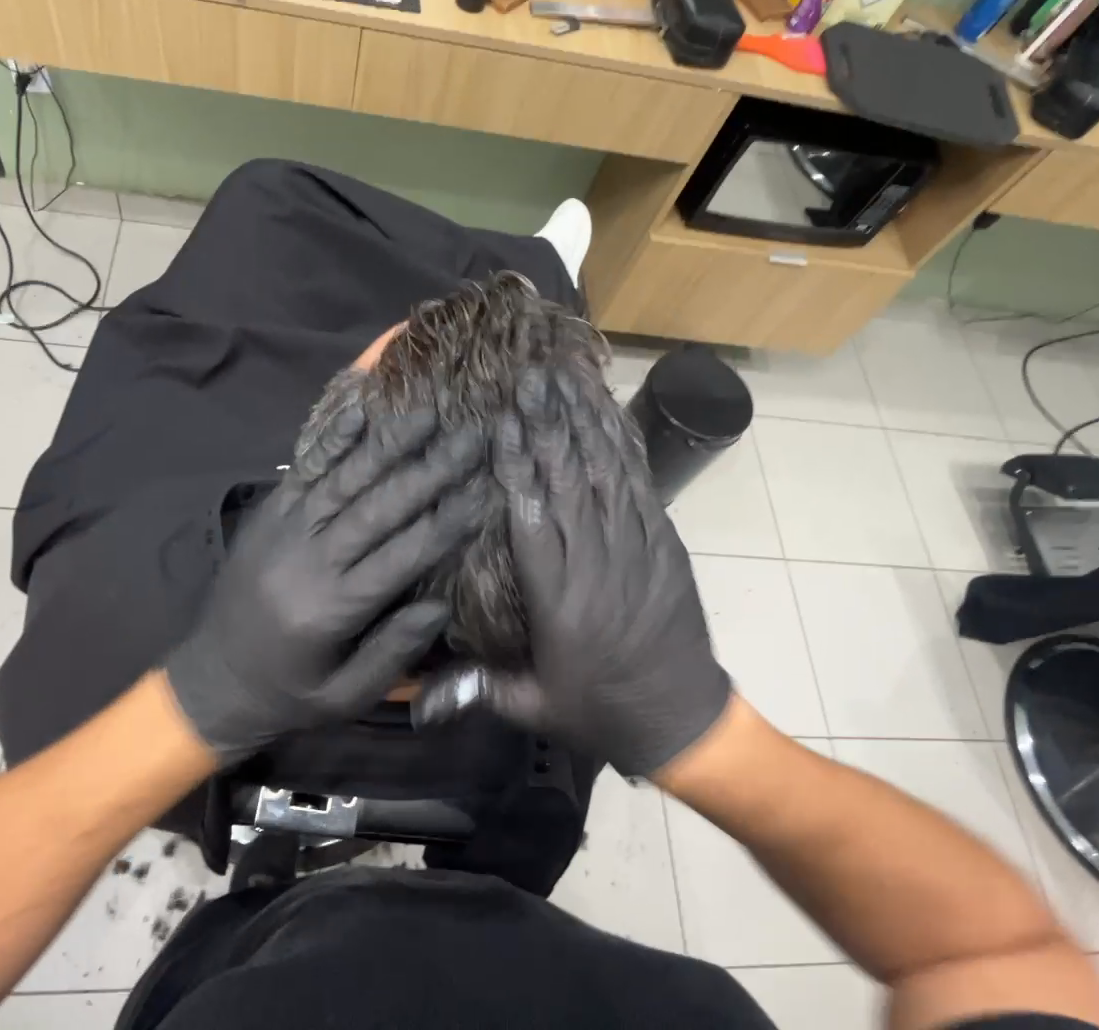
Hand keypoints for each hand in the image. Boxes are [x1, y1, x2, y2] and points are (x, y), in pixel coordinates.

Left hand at [166, 406, 486, 761]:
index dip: (446, 523)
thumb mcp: (345, 697)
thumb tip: (440, 604)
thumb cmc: (287, 695)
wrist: (209, 680)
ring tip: (427, 414)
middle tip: (471, 438)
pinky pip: (303, 471)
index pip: (402, 556)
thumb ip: (392, 652)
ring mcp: (284, 529)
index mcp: (332, 608)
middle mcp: (309, 560)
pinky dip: (332, 439)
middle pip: (378, 506)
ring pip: (343, 478)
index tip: (483, 491)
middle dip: (429, 470)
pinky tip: (358, 409)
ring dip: (387, 444)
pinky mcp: (267, 515)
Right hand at [488, 369, 732, 776]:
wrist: (681, 718)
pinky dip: (625, 448)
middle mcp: (596, 564)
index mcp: (558, 600)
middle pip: (570, 483)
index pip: (532, 518)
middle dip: (548, 427)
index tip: (502, 422)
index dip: (516, 466)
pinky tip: (609, 417)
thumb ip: (479, 689)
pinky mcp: (664, 545)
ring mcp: (636, 549)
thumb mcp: (533, 707)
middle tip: (530, 380)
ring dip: (585, 425)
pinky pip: (642, 487)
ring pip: (608, 476)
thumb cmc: (599, 711)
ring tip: (566, 382)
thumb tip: (417, 701)